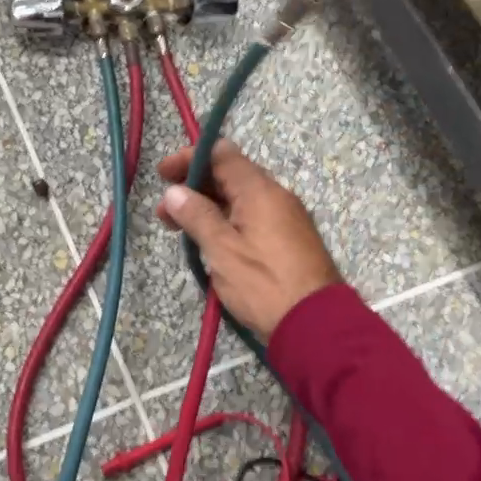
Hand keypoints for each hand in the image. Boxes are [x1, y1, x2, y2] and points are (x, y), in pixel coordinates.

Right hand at [156, 140, 341, 337]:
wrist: (318, 326)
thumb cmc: (264, 283)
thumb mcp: (222, 249)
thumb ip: (196, 216)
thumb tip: (175, 192)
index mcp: (259, 191)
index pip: (221, 154)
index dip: (189, 158)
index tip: (163, 175)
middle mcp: (276, 196)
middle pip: (229, 174)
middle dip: (193, 186)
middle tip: (166, 211)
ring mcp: (285, 218)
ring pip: (239, 198)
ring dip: (207, 206)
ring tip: (181, 231)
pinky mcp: (289, 239)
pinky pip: (251, 216)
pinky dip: (226, 220)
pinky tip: (210, 242)